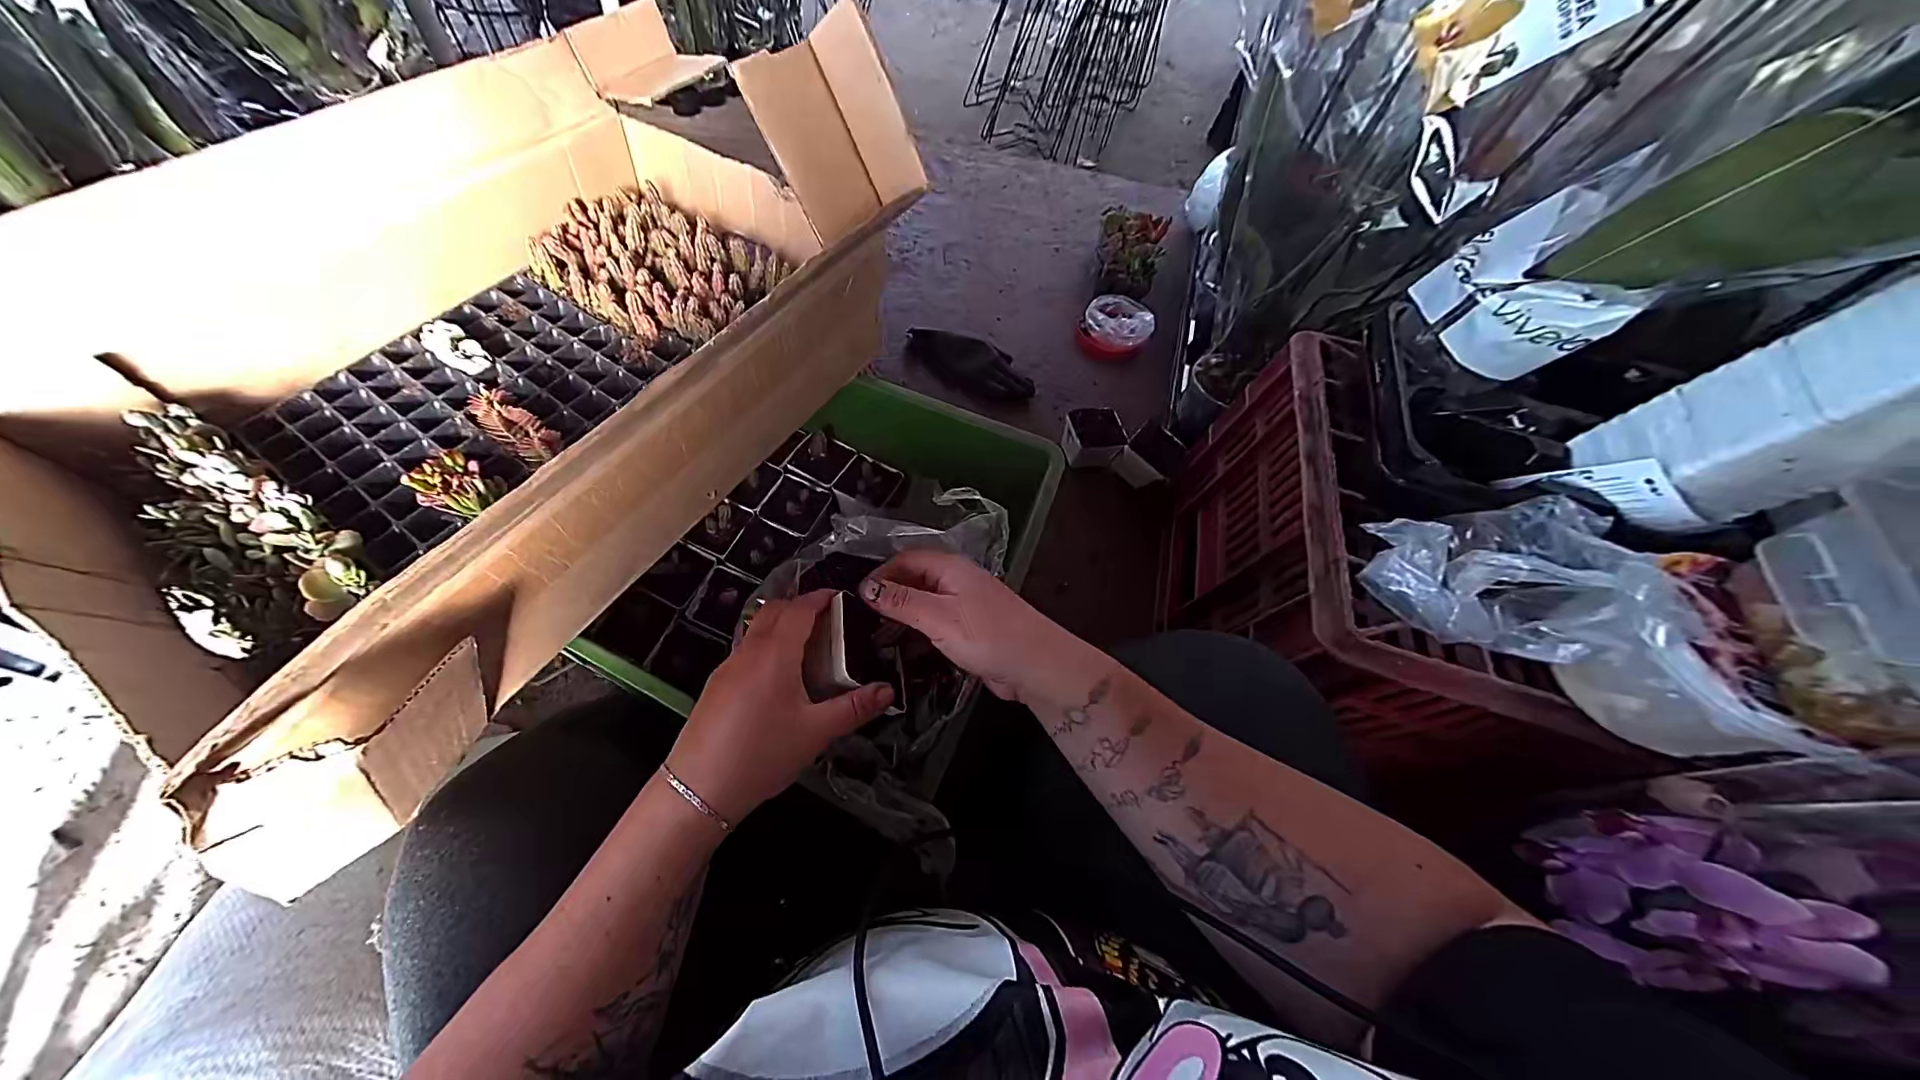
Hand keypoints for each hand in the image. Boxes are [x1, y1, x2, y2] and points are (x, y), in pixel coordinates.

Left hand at [666, 590, 892, 825]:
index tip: (839, 597)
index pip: (799, 609)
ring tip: (808, 648)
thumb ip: (854, 708)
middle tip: (827, 619)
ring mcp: (727, 668)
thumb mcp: (816, 732)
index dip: (820, 597)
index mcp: (775, 655)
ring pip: (756, 630)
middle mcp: (748, 653)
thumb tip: (887, 691)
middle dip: (800, 606)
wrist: (698, 789)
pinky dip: (766, 647)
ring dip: (781, 626)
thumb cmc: (761, 755)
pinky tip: (779, 679)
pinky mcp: (715, 687)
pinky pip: (746, 651)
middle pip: (774, 610)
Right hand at [857, 549, 1086, 702]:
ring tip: (877, 637)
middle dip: (889, 596)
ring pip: (924, 604)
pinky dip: (918, 633)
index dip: (880, 574)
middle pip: (914, 580)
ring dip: (903, 617)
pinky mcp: (969, 630)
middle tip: (863, 619)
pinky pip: (936, 625)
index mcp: (951, 568)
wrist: (1036, 666)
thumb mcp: (938, 617)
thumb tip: (868, 587)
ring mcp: (965, 606)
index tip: (858, 597)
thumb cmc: (990, 636)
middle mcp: (957, 581)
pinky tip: (905, 650)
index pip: (905, 559)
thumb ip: (902, 602)